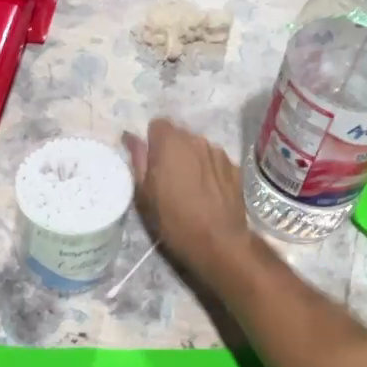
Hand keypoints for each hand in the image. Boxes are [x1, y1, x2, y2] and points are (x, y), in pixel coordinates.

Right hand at [123, 118, 252, 278]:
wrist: (218, 242)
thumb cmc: (173, 219)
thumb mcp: (144, 194)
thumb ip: (138, 160)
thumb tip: (131, 138)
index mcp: (170, 142)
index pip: (158, 124)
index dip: (152, 141)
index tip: (152, 162)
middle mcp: (197, 139)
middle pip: (180, 135)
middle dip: (172, 149)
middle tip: (168, 177)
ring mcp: (218, 152)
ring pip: (199, 147)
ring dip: (192, 159)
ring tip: (190, 187)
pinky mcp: (235, 167)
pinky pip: (215, 161)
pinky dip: (210, 170)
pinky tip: (208, 193)